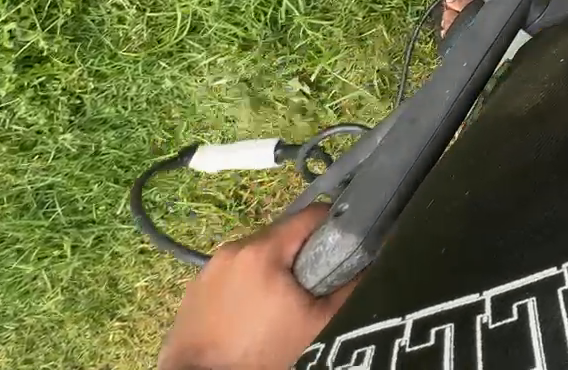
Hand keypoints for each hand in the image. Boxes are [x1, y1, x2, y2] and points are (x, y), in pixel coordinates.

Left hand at [158, 206, 353, 369]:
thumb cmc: (262, 354)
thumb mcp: (320, 323)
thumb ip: (352, 284)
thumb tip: (375, 258)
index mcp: (262, 248)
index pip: (314, 213)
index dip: (337, 226)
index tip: (346, 249)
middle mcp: (232, 248)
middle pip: (286, 233)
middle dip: (305, 251)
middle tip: (316, 283)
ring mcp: (207, 270)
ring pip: (260, 252)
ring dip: (276, 266)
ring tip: (284, 301)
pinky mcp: (192, 291)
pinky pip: (236, 272)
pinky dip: (250, 283)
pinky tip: (254, 312)